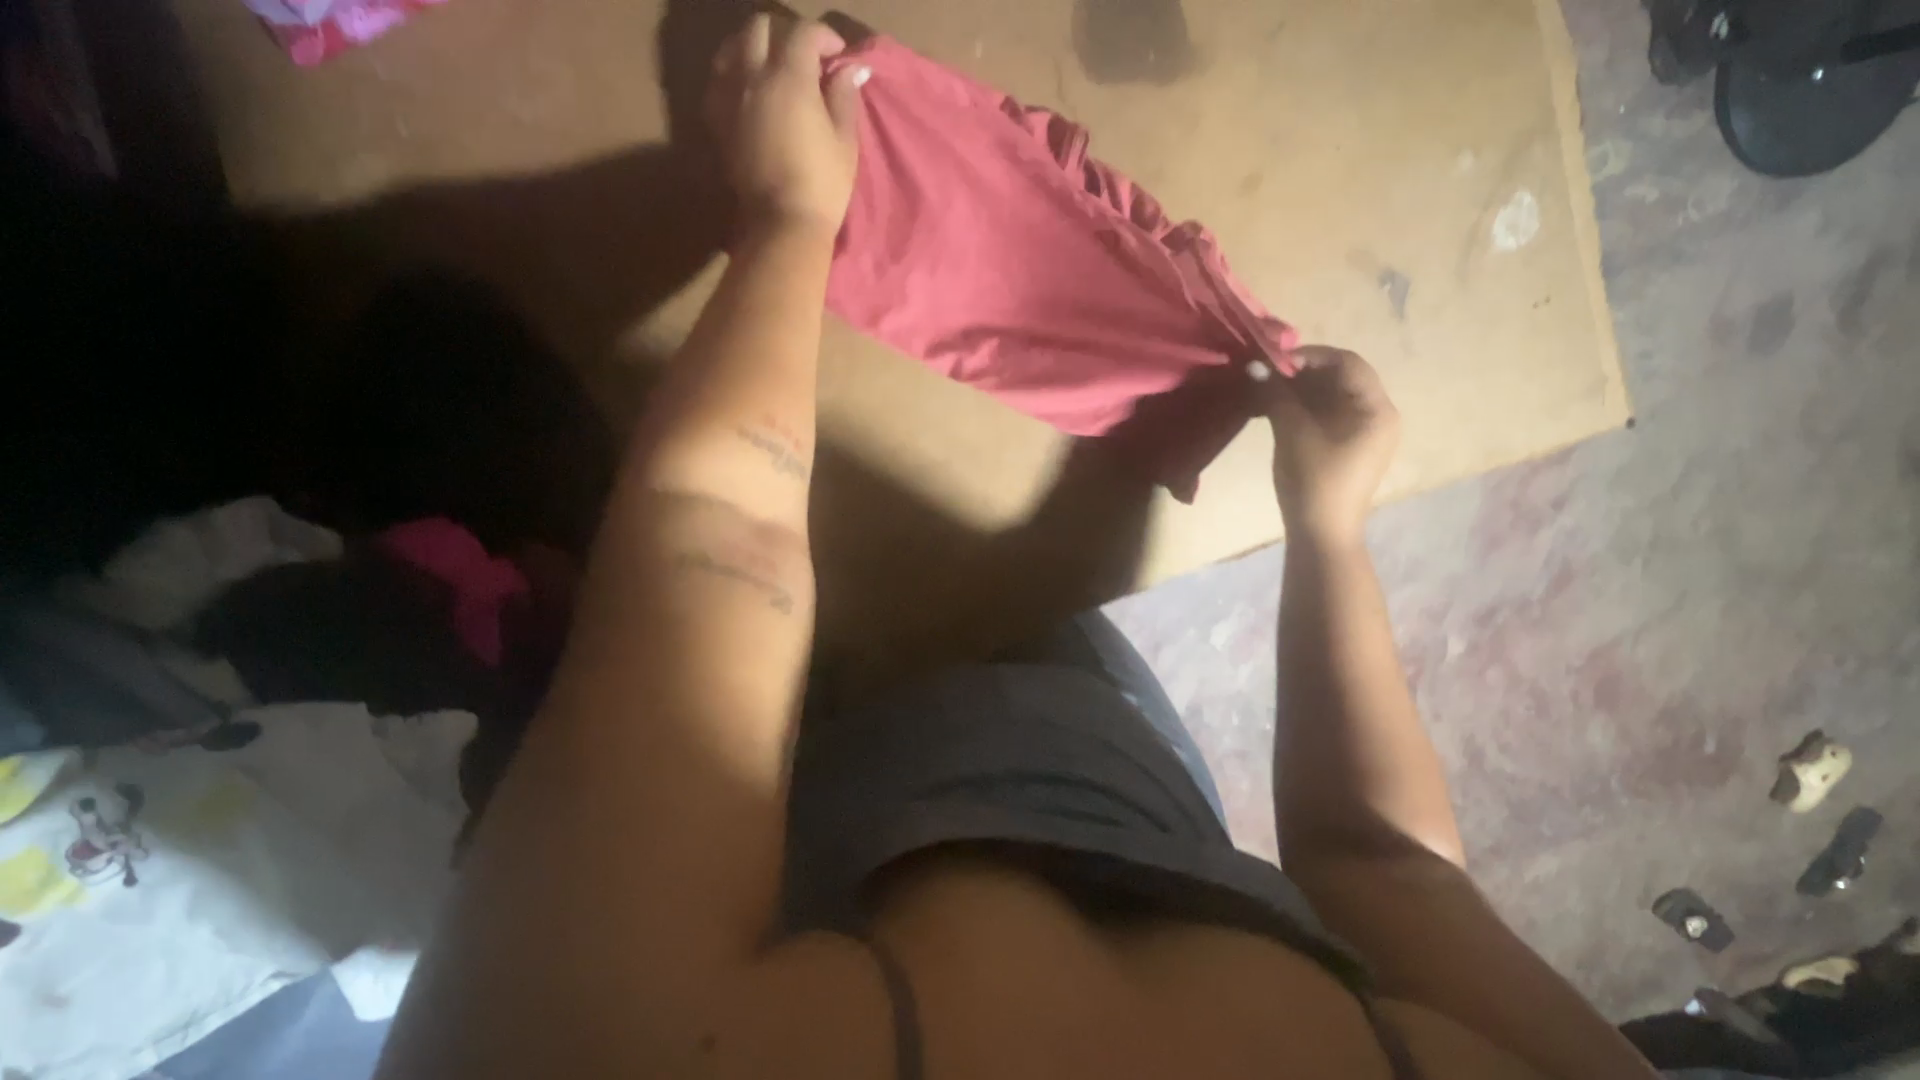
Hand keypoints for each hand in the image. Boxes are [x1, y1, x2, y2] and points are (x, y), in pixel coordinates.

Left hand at [705, 15, 867, 235]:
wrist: (782, 223)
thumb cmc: (823, 183)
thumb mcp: (845, 140)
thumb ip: (843, 96)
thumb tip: (848, 69)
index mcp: (789, 78)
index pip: (804, 33)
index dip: (825, 37)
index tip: (839, 56)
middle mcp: (752, 77)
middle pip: (759, 28)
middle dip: (784, 33)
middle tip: (804, 56)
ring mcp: (729, 98)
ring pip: (731, 48)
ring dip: (752, 47)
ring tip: (771, 67)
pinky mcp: (717, 122)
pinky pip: (718, 81)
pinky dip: (734, 75)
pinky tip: (749, 92)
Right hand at [1263, 346, 1399, 546]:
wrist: (1322, 533)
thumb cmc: (1314, 480)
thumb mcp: (1293, 432)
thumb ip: (1275, 394)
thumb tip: (1253, 366)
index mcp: (1376, 409)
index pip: (1347, 363)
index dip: (1310, 356)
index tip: (1274, 361)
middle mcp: (1377, 415)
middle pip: (1341, 377)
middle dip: (1303, 372)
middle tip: (1266, 374)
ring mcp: (1364, 432)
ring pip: (1332, 396)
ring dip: (1300, 389)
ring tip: (1266, 391)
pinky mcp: (1348, 446)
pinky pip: (1328, 414)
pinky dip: (1303, 407)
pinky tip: (1275, 409)